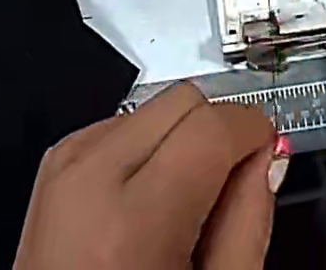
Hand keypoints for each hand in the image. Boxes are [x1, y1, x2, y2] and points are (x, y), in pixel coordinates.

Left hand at [13, 83, 289, 269]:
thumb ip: (248, 224)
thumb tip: (268, 156)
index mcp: (130, 226)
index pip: (212, 127)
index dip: (251, 129)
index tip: (266, 144)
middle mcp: (89, 181)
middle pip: (184, 99)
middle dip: (217, 129)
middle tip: (229, 179)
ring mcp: (67, 166)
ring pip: (156, 104)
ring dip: (183, 136)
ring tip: (183, 201)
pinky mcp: (57, 161)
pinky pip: (124, 121)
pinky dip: (149, 145)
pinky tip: (148, 197)